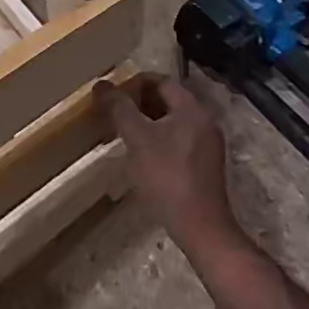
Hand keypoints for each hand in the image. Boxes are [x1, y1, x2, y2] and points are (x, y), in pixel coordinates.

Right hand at [95, 75, 239, 250]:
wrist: (200, 227)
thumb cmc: (167, 177)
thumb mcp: (138, 140)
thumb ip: (120, 110)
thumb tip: (101, 85)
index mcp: (192, 107)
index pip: (161, 81)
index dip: (135, 83)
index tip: (112, 93)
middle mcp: (204, 119)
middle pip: (168, 100)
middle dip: (140, 104)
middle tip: (114, 114)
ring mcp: (208, 142)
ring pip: (173, 122)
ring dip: (148, 123)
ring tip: (124, 134)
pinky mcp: (205, 164)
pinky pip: (180, 139)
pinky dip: (160, 139)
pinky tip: (143, 156)